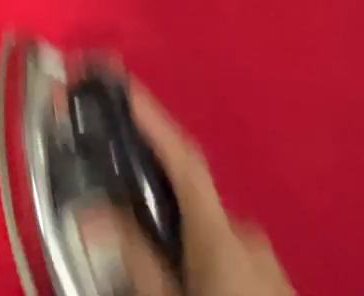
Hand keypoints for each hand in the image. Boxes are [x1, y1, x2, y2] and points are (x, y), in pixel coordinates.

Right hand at [118, 80, 293, 295]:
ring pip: (206, 231)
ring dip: (176, 236)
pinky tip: (186, 281)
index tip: (122, 86)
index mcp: (219, 232)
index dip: (153, 117)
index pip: (182, 158)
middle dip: (153, 195)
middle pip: (190, 198)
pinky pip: (225, 255)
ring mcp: (265, 261)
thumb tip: (90, 211)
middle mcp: (246, 235)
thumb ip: (136, 258)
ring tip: (151, 264)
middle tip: (114, 204)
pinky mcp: (273, 283)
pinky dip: (198, 257)